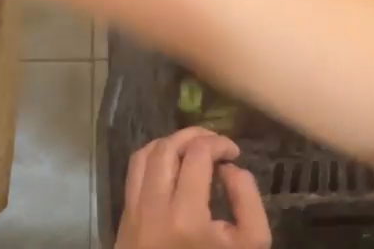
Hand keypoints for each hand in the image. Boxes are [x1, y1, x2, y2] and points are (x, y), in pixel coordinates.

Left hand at [117, 128, 269, 248]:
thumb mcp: (249, 244)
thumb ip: (249, 200)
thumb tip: (230, 168)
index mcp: (185, 218)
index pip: (198, 154)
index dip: (220, 143)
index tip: (234, 154)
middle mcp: (153, 209)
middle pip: (168, 147)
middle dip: (196, 136)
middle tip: (215, 144)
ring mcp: (133, 214)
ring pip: (145, 155)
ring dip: (171, 143)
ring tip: (193, 150)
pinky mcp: (123, 221)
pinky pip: (133, 174)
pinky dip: (152, 158)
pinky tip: (171, 165)